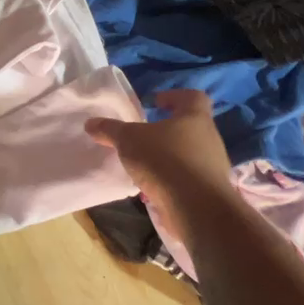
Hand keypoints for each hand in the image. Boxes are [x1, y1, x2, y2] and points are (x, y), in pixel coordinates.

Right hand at [85, 89, 239, 240]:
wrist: (197, 208)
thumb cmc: (164, 160)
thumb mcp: (128, 139)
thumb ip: (110, 129)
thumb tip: (90, 123)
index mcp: (195, 119)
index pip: (192, 97)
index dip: (173, 96)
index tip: (154, 102)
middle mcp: (209, 139)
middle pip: (190, 126)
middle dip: (166, 128)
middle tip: (143, 133)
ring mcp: (212, 166)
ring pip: (189, 152)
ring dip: (168, 154)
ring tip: (143, 161)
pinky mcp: (208, 190)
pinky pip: (188, 175)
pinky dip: (171, 176)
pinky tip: (152, 183)